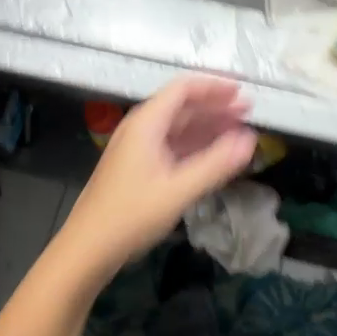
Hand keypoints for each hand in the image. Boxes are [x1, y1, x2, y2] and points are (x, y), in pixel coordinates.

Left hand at [56, 76, 256, 276]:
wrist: (86, 249)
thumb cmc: (130, 216)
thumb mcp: (178, 191)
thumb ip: (215, 164)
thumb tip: (250, 140)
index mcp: (146, 123)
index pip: (183, 89)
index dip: (214, 86)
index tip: (241, 91)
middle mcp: (141, 128)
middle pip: (182, 106)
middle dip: (215, 106)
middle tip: (247, 111)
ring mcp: (137, 148)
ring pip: (178, 127)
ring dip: (208, 126)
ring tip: (238, 131)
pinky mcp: (137, 167)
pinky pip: (172, 145)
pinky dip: (195, 145)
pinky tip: (214, 155)